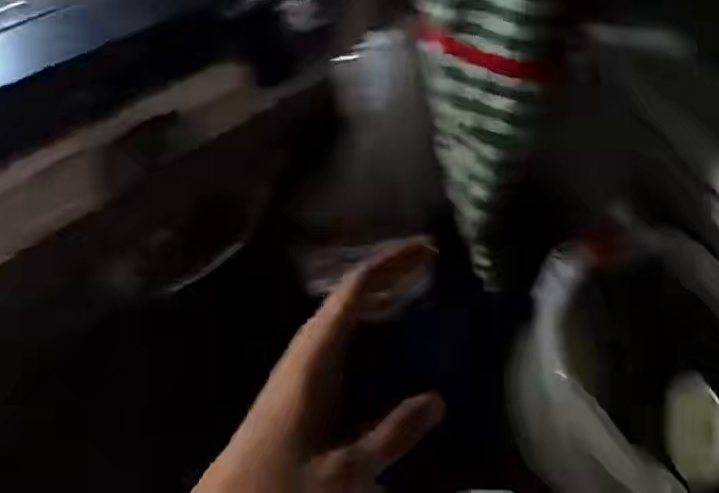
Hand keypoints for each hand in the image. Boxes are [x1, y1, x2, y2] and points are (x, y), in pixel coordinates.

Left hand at [196, 239, 445, 492]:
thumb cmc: (279, 483)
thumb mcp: (342, 473)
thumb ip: (392, 436)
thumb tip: (438, 400)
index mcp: (317, 351)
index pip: (358, 286)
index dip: (393, 261)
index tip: (428, 248)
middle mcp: (309, 345)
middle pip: (353, 290)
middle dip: (391, 268)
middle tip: (430, 259)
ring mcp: (302, 361)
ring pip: (346, 309)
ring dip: (378, 289)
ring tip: (413, 283)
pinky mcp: (301, 380)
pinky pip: (342, 329)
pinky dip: (368, 314)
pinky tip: (383, 329)